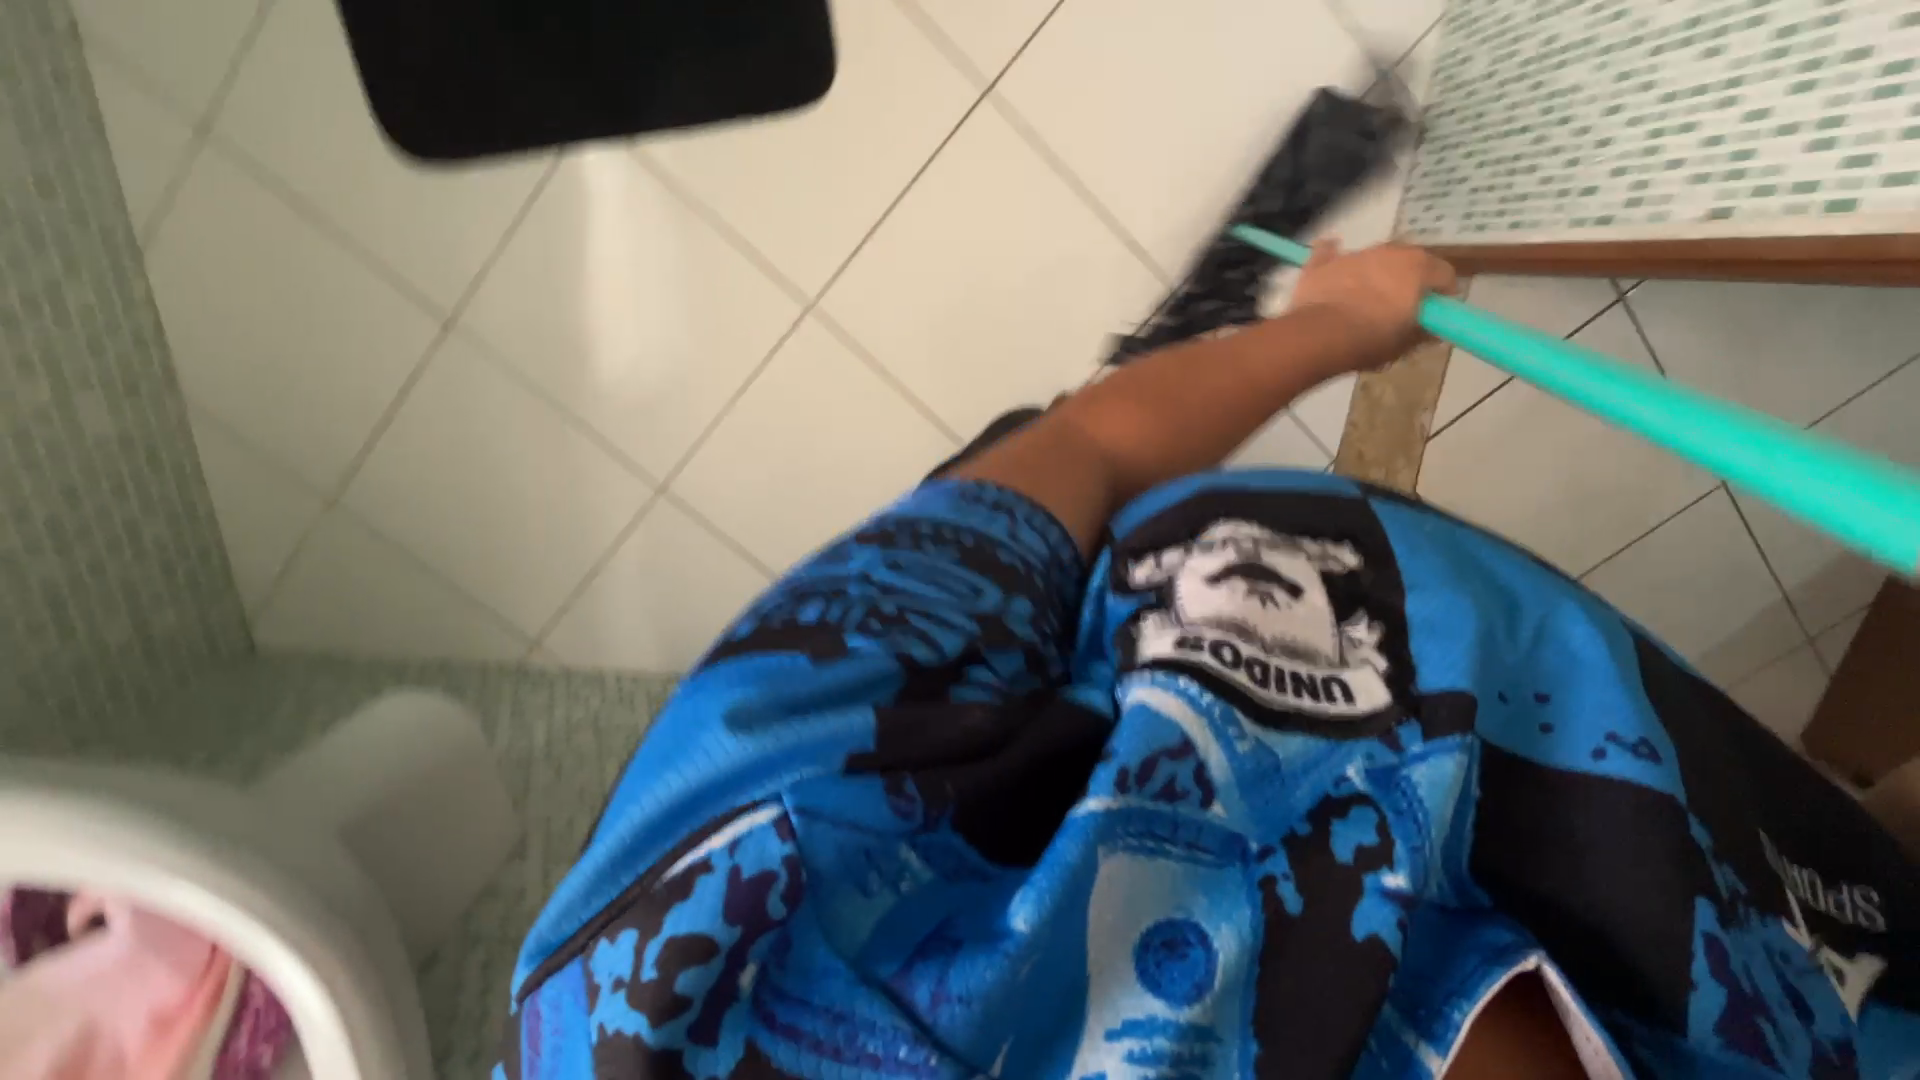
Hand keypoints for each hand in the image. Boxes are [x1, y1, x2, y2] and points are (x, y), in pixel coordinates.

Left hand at [1287, 239, 1458, 373]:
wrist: (1318, 336)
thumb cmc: (1370, 339)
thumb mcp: (1405, 343)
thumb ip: (1422, 333)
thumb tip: (1431, 331)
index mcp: (1418, 266)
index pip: (1444, 274)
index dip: (1442, 293)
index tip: (1435, 311)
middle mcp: (1388, 251)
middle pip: (1407, 261)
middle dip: (1408, 279)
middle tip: (1400, 305)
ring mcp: (1353, 254)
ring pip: (1371, 258)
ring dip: (1373, 272)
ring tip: (1365, 295)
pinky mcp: (1321, 263)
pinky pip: (1328, 253)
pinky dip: (1331, 257)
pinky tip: (1331, 258)